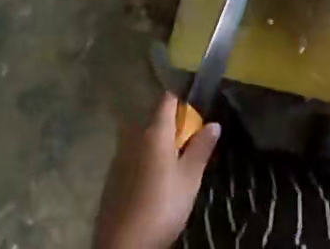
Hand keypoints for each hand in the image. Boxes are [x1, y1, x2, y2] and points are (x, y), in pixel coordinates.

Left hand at [92, 93, 220, 248]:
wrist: (125, 246)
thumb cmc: (162, 204)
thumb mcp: (190, 177)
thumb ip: (201, 147)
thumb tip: (214, 123)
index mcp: (155, 131)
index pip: (168, 98)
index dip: (183, 96)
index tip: (198, 100)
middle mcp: (136, 137)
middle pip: (158, 119)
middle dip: (176, 122)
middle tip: (194, 134)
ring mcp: (122, 157)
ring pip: (147, 139)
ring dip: (162, 142)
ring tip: (179, 157)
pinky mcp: (116, 178)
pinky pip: (137, 157)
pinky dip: (150, 159)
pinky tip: (159, 177)